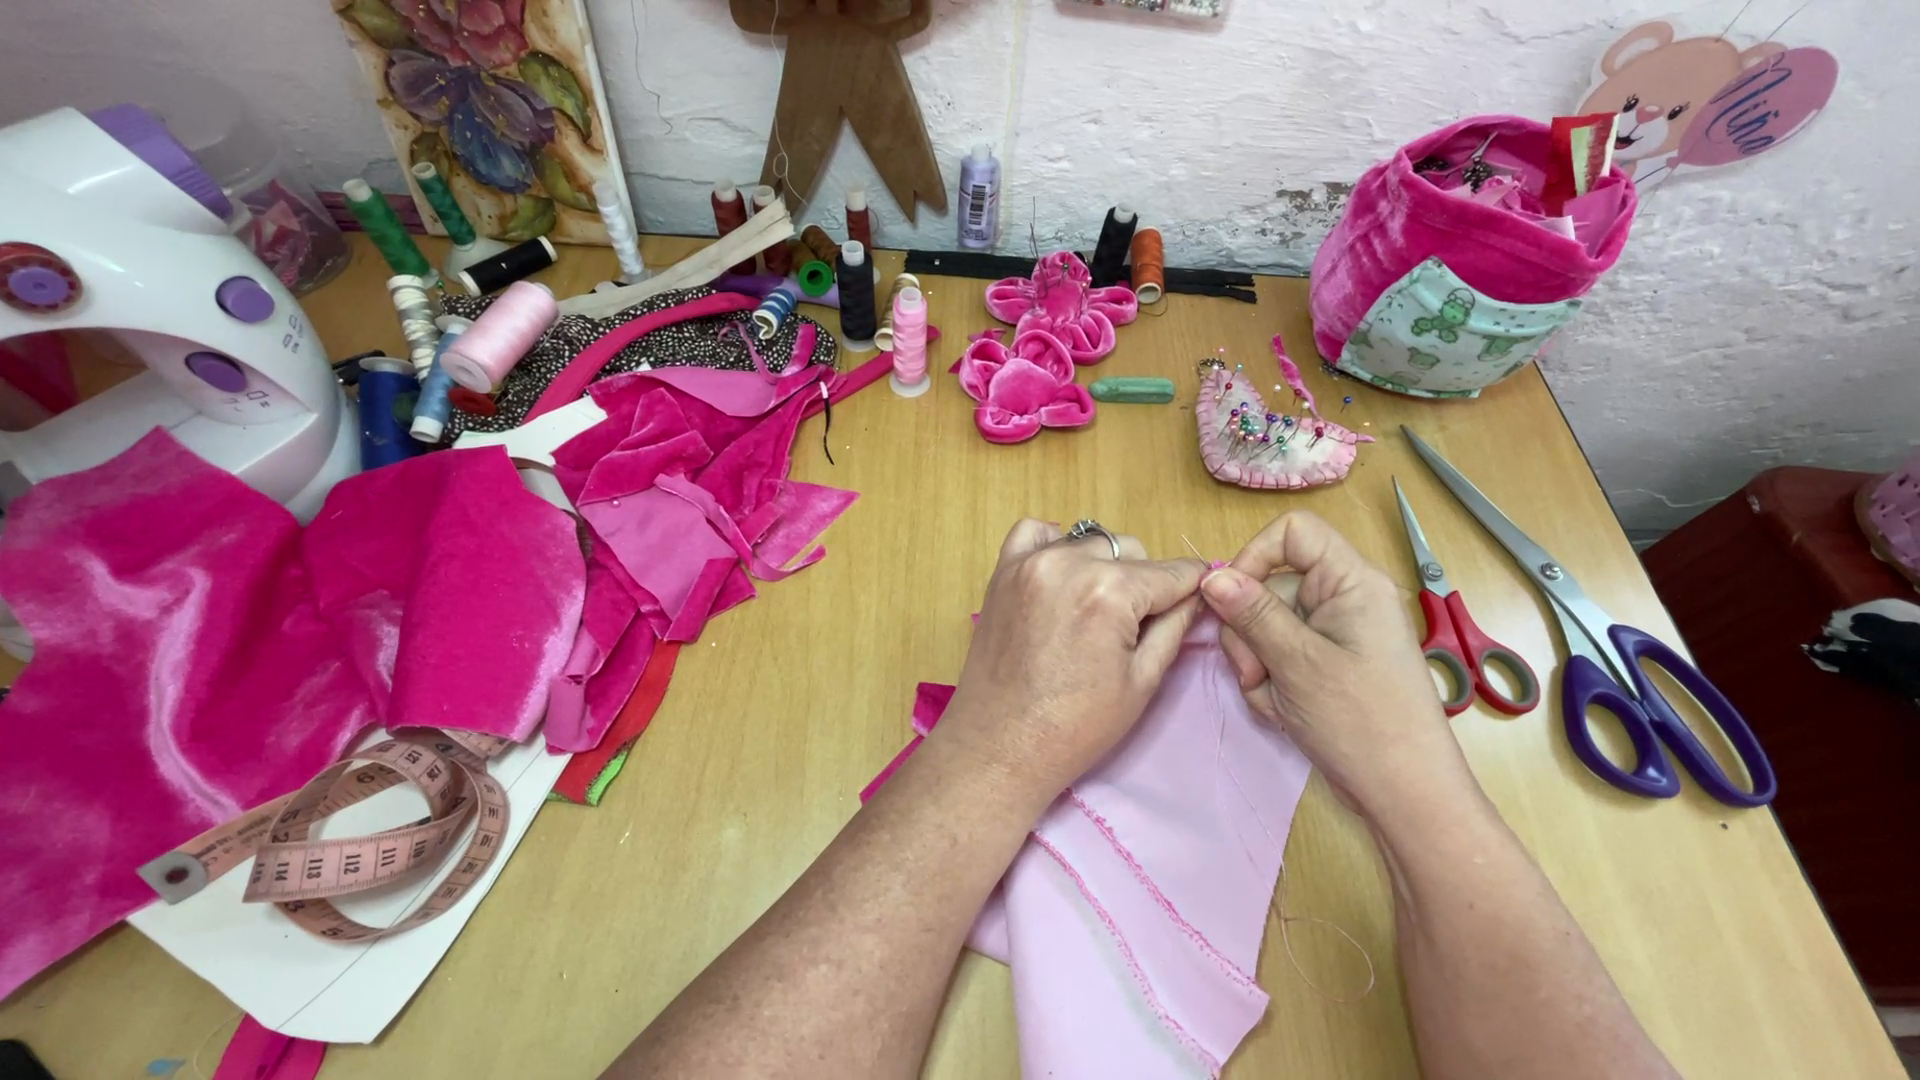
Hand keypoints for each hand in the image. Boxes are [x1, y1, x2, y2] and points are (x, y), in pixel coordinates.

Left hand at [931, 519, 1205, 801]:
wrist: (999, 746)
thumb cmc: (1076, 727)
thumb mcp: (1142, 682)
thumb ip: (1174, 627)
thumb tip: (1196, 594)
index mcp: (1110, 592)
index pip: (1173, 573)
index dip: (1190, 591)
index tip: (1195, 604)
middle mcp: (1069, 563)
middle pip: (1132, 552)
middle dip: (1144, 583)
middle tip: (1133, 627)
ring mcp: (1030, 562)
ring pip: (1090, 542)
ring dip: (1103, 566)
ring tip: (1094, 611)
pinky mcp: (1002, 571)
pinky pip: (1036, 532)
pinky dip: (1055, 545)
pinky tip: (1063, 578)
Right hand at [1198, 511, 1481, 825]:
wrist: (1405, 795)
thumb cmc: (1360, 722)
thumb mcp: (1297, 663)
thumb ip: (1252, 614)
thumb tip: (1211, 576)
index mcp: (1351, 582)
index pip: (1293, 532)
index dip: (1254, 555)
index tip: (1229, 598)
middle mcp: (1344, 599)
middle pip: (1269, 585)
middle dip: (1249, 631)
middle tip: (1254, 672)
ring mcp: (1335, 634)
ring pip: (1266, 625)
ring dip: (1256, 663)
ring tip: (1274, 699)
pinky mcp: (1327, 663)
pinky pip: (1279, 654)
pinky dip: (1271, 680)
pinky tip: (1283, 710)